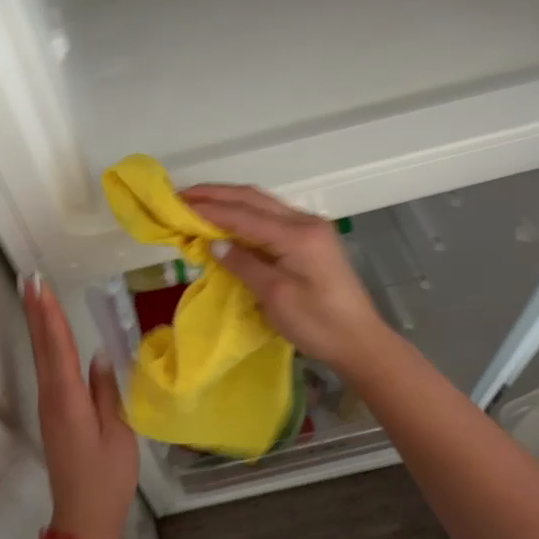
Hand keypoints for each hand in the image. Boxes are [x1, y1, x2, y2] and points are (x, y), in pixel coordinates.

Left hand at [21, 274, 139, 538]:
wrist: (83, 517)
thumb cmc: (106, 477)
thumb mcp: (118, 433)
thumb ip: (106, 391)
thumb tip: (99, 354)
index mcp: (68, 397)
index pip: (58, 345)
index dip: (50, 313)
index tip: (41, 285)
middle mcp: (52, 396)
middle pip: (43, 345)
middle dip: (36, 310)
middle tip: (27, 279)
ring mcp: (49, 405)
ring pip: (42, 355)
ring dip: (39, 324)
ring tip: (34, 296)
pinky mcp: (52, 413)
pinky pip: (47, 368)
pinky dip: (46, 344)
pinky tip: (49, 336)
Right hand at [181, 183, 392, 368]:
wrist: (361, 343)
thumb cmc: (319, 324)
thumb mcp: (276, 296)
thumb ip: (244, 264)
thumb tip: (213, 243)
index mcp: (297, 234)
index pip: (243, 214)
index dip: (208, 209)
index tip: (177, 204)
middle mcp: (304, 221)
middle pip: (252, 198)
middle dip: (215, 195)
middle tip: (180, 196)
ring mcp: (310, 227)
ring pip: (261, 203)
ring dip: (228, 201)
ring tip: (196, 202)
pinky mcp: (310, 238)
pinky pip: (270, 216)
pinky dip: (243, 214)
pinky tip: (227, 220)